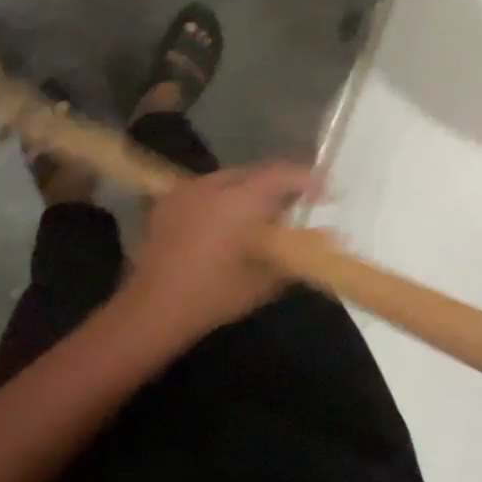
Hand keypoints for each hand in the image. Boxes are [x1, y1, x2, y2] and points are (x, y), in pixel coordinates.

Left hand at [125, 162, 319, 337]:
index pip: (282, 174)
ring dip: (248, 192)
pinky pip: (204, 191)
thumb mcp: (265, 280)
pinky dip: (221, 200)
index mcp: (240, 198)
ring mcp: (186, 190)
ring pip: (228, 180)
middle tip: (295, 206)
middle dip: (277, 186)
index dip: (308, 179)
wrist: (154, 307)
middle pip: (254, 173)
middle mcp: (213, 184)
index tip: (327, 191)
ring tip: (260, 216)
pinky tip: (224, 224)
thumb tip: (318, 241)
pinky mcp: (167, 202)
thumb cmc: (215, 296)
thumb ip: (295, 254)